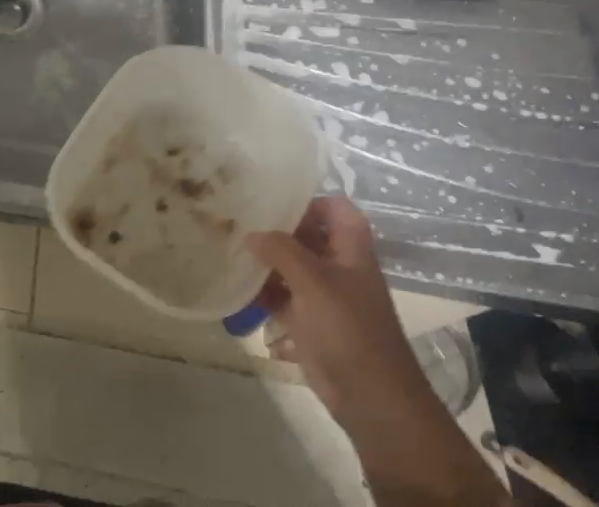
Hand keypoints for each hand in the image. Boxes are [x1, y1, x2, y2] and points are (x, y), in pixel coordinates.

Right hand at [245, 196, 430, 419]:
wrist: (371, 396)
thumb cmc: (348, 329)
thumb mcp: (313, 281)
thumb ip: (281, 250)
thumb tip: (251, 234)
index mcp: (351, 252)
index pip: (336, 209)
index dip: (309, 201)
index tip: (271, 202)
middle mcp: (338, 268)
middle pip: (308, 236)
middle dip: (276, 229)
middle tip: (238, 221)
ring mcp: (323, 296)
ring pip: (291, 266)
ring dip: (264, 260)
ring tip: (228, 248)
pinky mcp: (308, 321)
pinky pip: (281, 296)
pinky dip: (261, 291)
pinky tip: (234, 286)